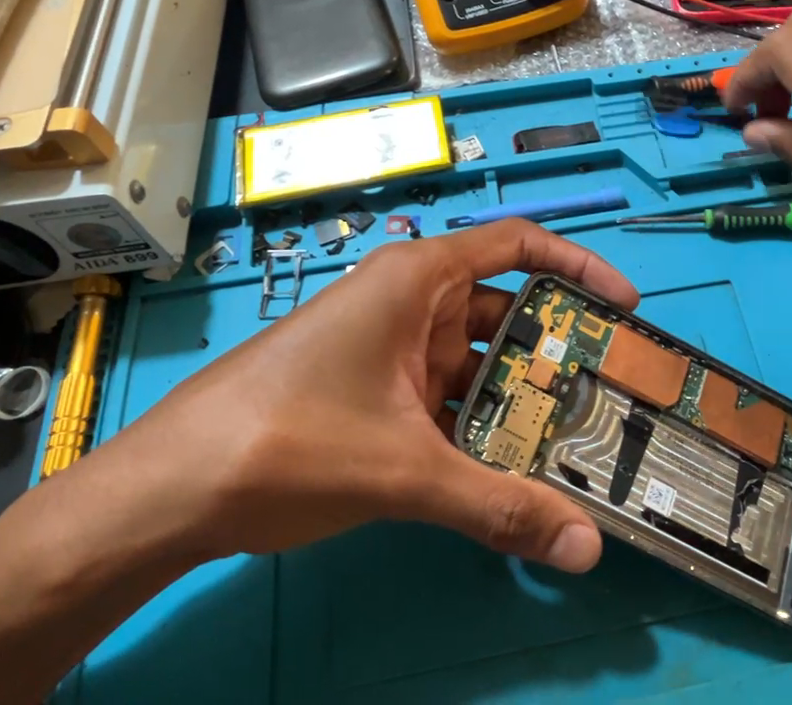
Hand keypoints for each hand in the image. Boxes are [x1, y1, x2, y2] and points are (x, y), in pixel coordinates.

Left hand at [71, 220, 639, 572]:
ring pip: (473, 362)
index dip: (575, 265)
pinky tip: (508, 467)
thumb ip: (498, 506)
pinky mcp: (369, 394)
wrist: (168, 491)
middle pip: (501, 310)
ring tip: (575, 437)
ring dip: (517, 396)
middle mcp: (404, 305)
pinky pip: (443, 399)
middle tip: (611, 392)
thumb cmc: (285, 441)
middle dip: (555, 347)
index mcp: (414, 282)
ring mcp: (384, 351)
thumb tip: (588, 548)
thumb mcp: (403, 470)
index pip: (514, 244)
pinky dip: (477, 426)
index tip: (623, 306)